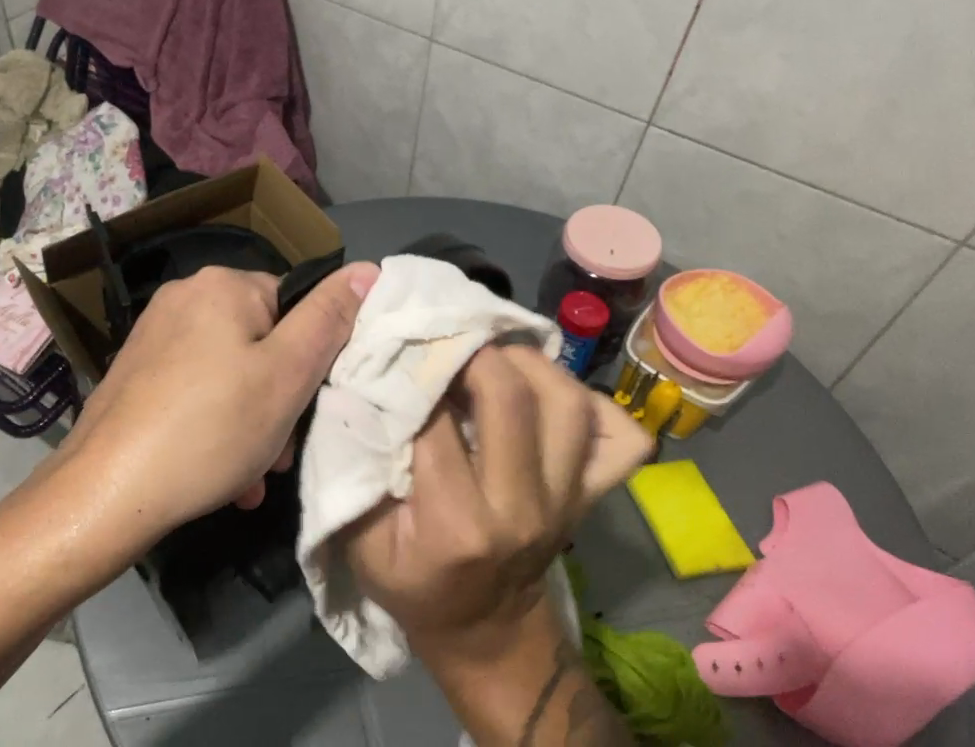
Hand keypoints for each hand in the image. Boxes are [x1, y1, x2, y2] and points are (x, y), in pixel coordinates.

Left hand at [55, 261, 378, 541]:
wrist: (109, 489)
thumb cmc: (212, 428)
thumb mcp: (287, 375)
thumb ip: (329, 320)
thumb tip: (367, 269)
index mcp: (221, 284)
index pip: (293, 306)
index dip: (310, 361)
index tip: (308, 411)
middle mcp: (183, 297)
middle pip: (260, 344)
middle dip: (278, 401)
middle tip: (278, 454)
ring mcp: (154, 336)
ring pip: (229, 375)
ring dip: (251, 424)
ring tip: (249, 476)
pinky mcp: (136, 374)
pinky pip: (196, 393)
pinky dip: (215, 428)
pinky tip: (221, 477)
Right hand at [342, 345, 651, 666]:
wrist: (487, 636)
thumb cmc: (414, 585)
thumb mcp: (360, 540)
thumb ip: (354, 469)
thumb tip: (356, 390)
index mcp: (456, 522)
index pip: (435, 419)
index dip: (413, 371)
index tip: (396, 346)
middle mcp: (521, 507)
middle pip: (510, 396)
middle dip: (472, 351)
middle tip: (446, 339)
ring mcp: (566, 500)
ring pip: (568, 402)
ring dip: (527, 362)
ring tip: (492, 353)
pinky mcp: (591, 497)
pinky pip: (620, 437)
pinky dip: (592, 403)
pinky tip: (546, 392)